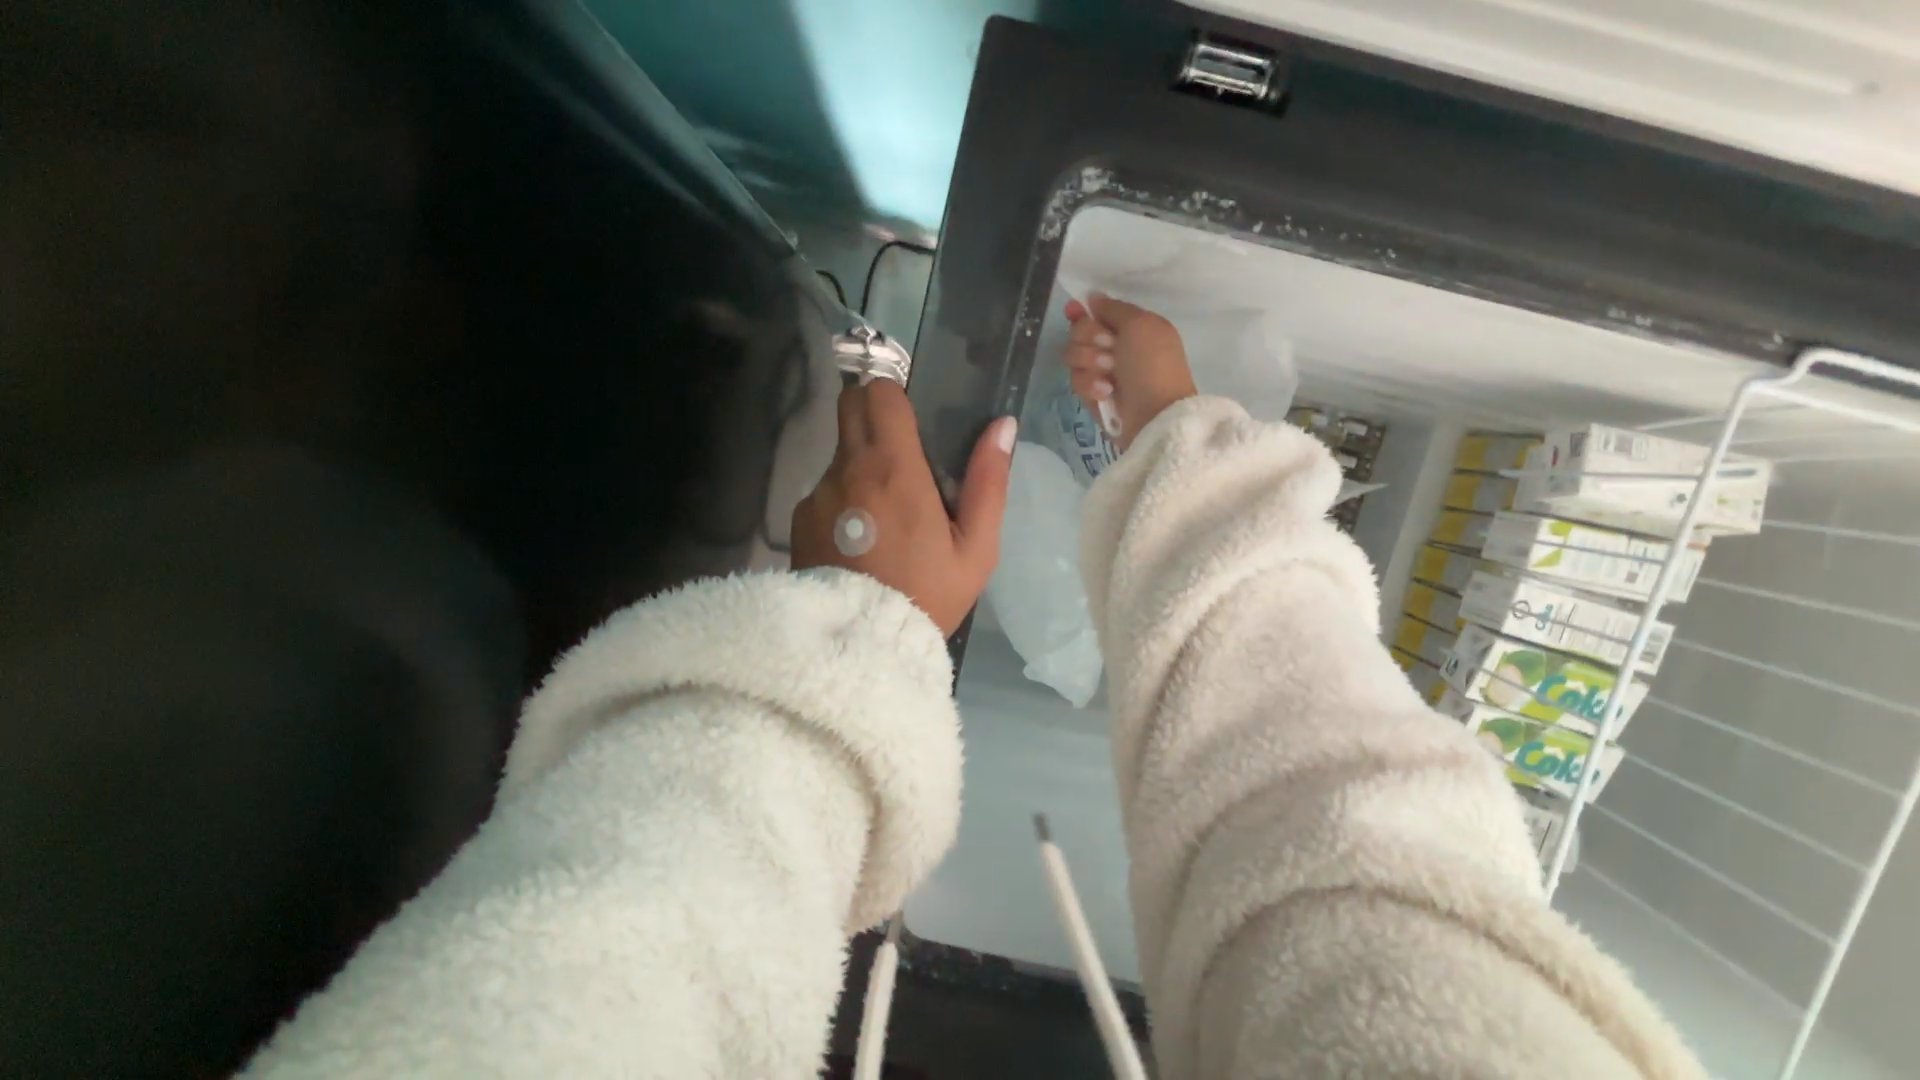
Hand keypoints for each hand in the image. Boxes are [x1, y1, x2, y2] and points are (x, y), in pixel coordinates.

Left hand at [791, 380, 1015, 636]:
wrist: (862, 646)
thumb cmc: (929, 594)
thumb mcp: (976, 548)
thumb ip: (988, 481)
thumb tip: (1002, 426)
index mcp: (893, 469)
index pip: (879, 393)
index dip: (896, 397)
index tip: (914, 420)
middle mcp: (847, 470)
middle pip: (848, 406)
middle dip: (873, 414)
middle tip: (902, 453)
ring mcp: (817, 495)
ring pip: (839, 452)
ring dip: (860, 465)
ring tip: (885, 514)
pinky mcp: (800, 520)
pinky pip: (824, 490)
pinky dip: (842, 499)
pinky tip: (860, 539)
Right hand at [1063, 293, 1197, 451]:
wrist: (1155, 414)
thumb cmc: (1153, 365)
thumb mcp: (1141, 324)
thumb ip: (1114, 308)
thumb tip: (1093, 298)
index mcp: (1132, 327)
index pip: (1096, 313)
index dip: (1083, 311)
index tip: (1073, 311)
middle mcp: (1116, 347)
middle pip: (1079, 331)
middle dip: (1089, 338)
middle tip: (1109, 349)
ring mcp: (1103, 372)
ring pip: (1073, 356)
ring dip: (1090, 362)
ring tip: (1110, 376)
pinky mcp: (1093, 395)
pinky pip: (1077, 381)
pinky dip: (1091, 385)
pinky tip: (1107, 392)